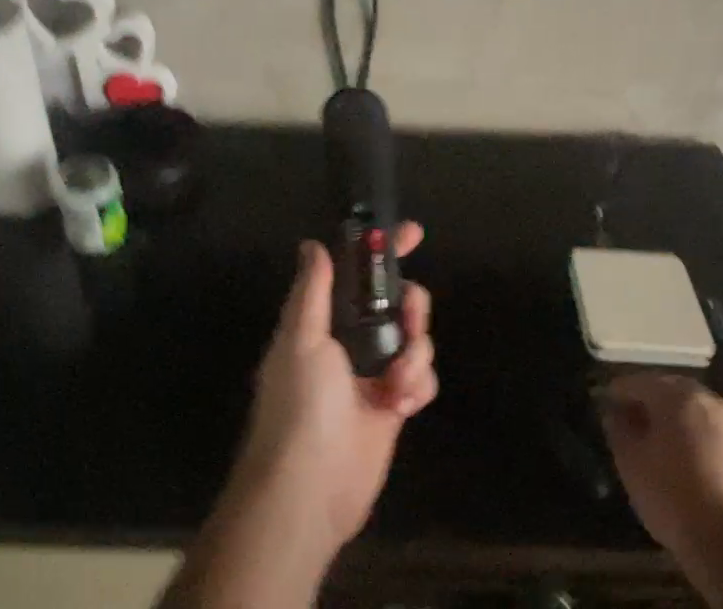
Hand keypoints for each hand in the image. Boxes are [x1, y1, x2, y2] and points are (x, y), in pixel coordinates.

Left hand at [227, 224, 438, 551]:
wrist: (309, 489)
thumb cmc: (300, 406)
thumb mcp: (301, 340)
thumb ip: (312, 291)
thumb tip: (312, 245)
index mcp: (322, 322)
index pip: (354, 276)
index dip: (381, 253)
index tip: (412, 233)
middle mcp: (349, 343)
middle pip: (395, 304)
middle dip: (411, 306)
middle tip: (411, 319)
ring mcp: (373, 375)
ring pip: (415, 340)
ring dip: (415, 354)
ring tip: (398, 383)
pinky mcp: (394, 406)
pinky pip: (422, 378)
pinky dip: (419, 385)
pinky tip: (403, 404)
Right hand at [600, 374, 722, 557]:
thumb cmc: (673, 496)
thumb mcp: (630, 462)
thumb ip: (618, 429)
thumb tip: (615, 413)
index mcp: (678, 396)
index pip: (638, 382)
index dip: (616, 392)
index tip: (603, 406)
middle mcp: (711, 400)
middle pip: (670, 391)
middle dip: (648, 402)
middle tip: (628, 423)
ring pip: (695, 411)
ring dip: (674, 419)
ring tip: (656, 444)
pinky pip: (713, 432)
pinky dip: (695, 437)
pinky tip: (684, 461)